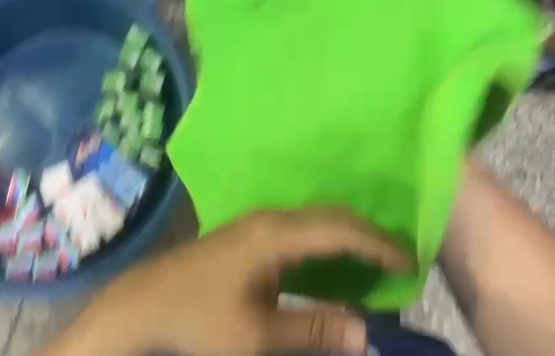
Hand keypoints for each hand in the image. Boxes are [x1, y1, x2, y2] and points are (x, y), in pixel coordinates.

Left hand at [40, 208, 412, 355]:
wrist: (143, 304)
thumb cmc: (200, 319)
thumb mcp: (259, 335)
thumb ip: (313, 328)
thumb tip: (366, 331)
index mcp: (275, 233)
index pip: (340, 228)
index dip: (378, 242)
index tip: (412, 260)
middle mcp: (269, 219)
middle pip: (330, 218)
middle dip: (368, 237)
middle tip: (403, 261)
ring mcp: (256, 226)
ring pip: (315, 224)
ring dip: (347, 242)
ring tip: (379, 265)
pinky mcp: (248, 239)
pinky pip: (300, 235)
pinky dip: (326, 249)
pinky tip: (336, 271)